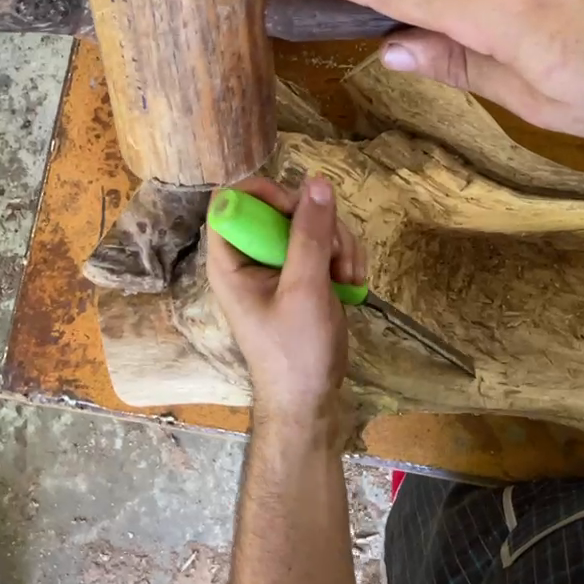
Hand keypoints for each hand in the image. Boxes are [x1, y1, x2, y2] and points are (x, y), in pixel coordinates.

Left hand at [205, 176, 366, 423]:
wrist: (311, 401)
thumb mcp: (304, 290)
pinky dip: (344, 256)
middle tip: (335, 255)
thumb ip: (310, 235)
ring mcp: (278, 265)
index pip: (233, 199)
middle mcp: (251, 256)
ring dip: (338, 243)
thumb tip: (318, 181)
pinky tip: (353, 283)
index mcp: (230, 259)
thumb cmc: (295, 352)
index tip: (298, 211)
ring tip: (348, 277)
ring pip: (310, 222)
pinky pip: (325, 243)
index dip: (267, 195)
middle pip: (282, 206)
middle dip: (318, 225)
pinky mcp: (303, 274)